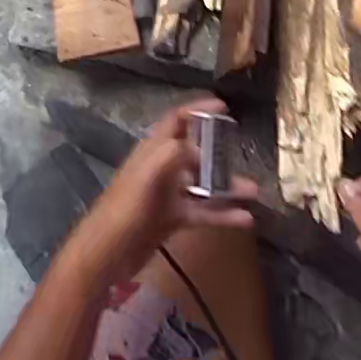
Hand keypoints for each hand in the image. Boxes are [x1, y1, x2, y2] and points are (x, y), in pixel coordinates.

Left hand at [71, 98, 257, 283]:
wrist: (107, 252)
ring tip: (253, 190)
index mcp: (153, 150)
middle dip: (219, 152)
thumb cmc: (125, 208)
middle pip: (194, 151)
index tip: (223, 106)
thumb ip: (172, 153)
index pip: (177, 120)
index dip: (198, 109)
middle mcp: (161, 167)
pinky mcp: (172, 218)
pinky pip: (202, 211)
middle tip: (242, 154)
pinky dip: (222, 214)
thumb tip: (199, 146)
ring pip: (202, 183)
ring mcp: (167, 193)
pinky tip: (243, 218)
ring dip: (226, 186)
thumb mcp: (148, 175)